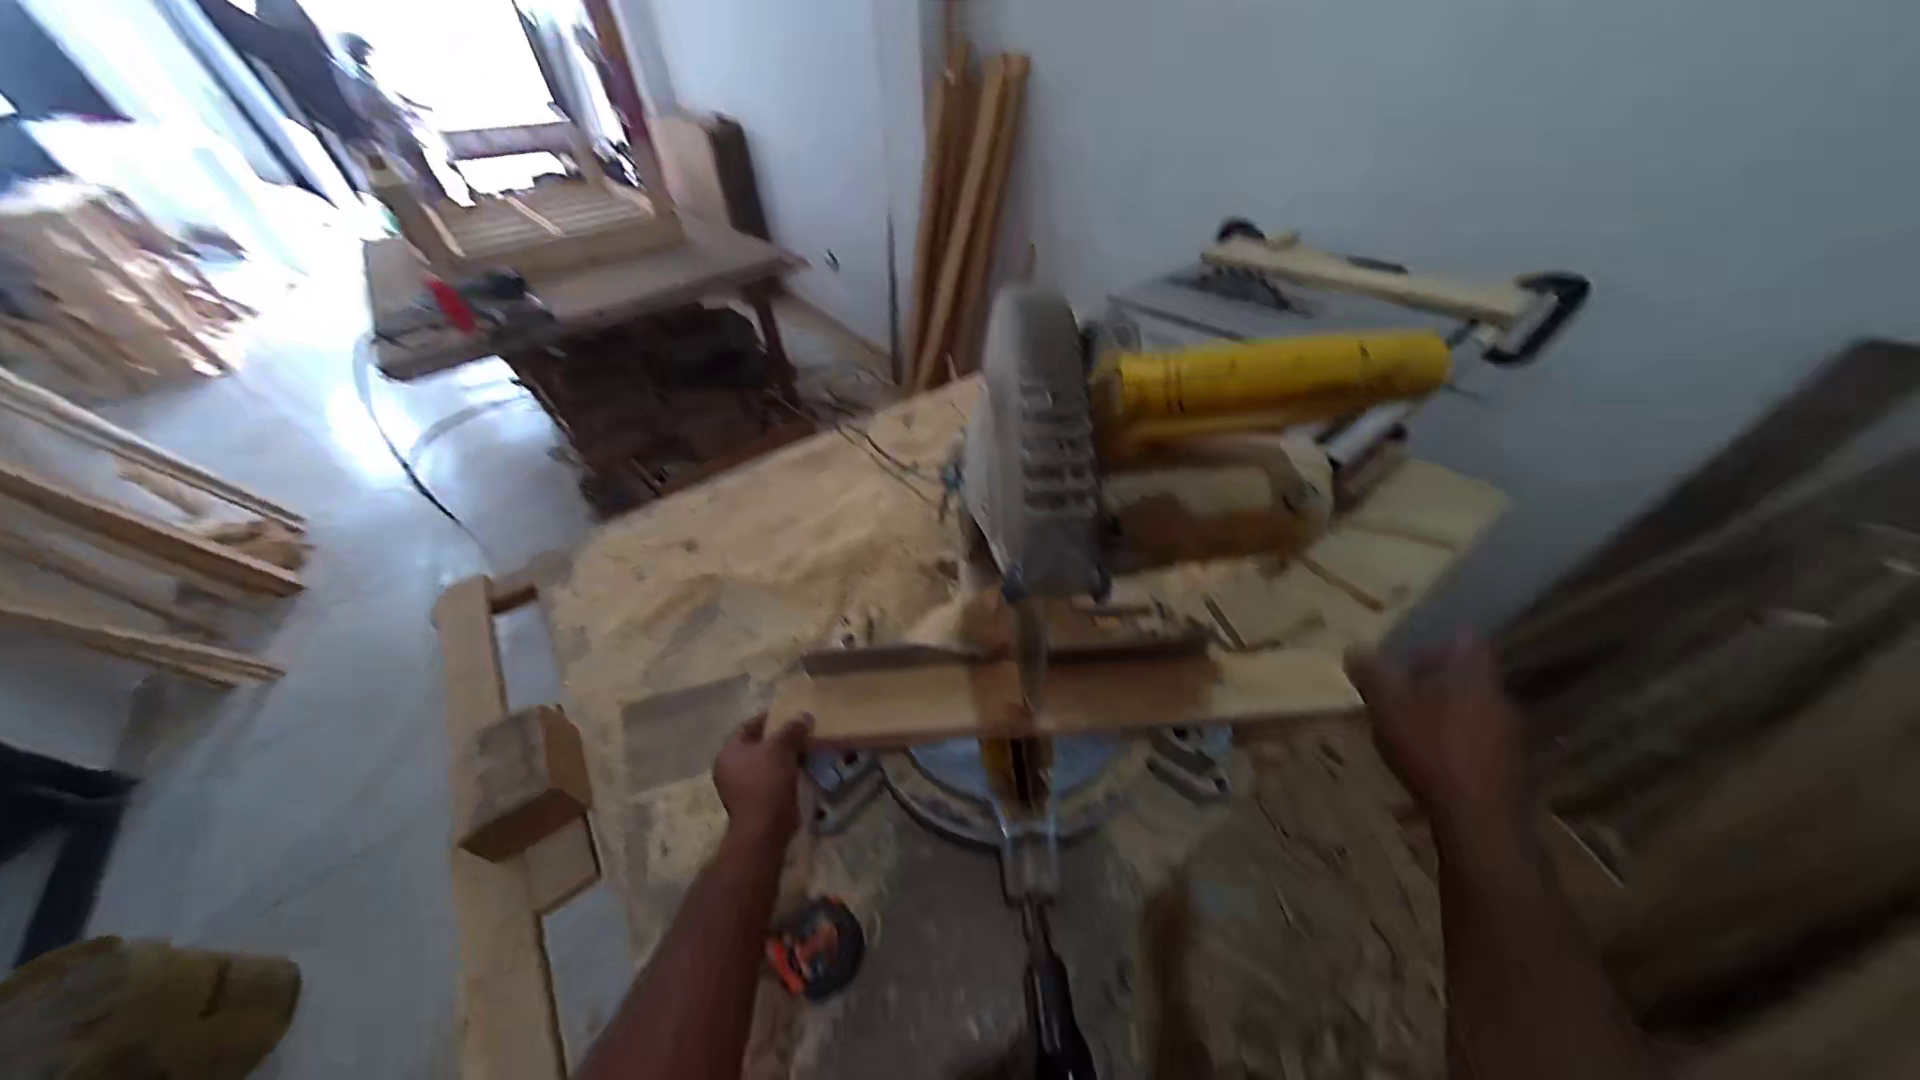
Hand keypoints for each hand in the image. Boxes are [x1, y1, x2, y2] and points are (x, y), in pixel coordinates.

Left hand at [712, 712, 812, 843]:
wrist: (765, 826)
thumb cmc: (767, 780)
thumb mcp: (781, 747)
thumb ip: (792, 729)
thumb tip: (804, 716)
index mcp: (728, 752)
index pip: (747, 726)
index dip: (768, 718)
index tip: (789, 713)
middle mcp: (730, 769)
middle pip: (757, 745)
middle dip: (779, 737)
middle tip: (800, 730)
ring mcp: (741, 787)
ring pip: (766, 762)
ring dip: (784, 755)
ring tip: (805, 747)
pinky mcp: (755, 800)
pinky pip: (771, 778)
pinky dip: (785, 771)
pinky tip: (802, 767)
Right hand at [1346, 633, 1529, 838]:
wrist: (1479, 819)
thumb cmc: (1430, 750)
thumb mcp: (1386, 706)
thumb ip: (1372, 674)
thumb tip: (1355, 650)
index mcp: (1473, 677)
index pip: (1468, 641)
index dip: (1441, 641)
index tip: (1412, 655)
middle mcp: (1501, 699)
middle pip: (1469, 676)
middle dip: (1436, 682)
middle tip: (1403, 694)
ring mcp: (1515, 735)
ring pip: (1475, 709)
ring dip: (1447, 713)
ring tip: (1414, 730)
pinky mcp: (1516, 767)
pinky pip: (1482, 740)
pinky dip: (1459, 742)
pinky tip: (1435, 760)